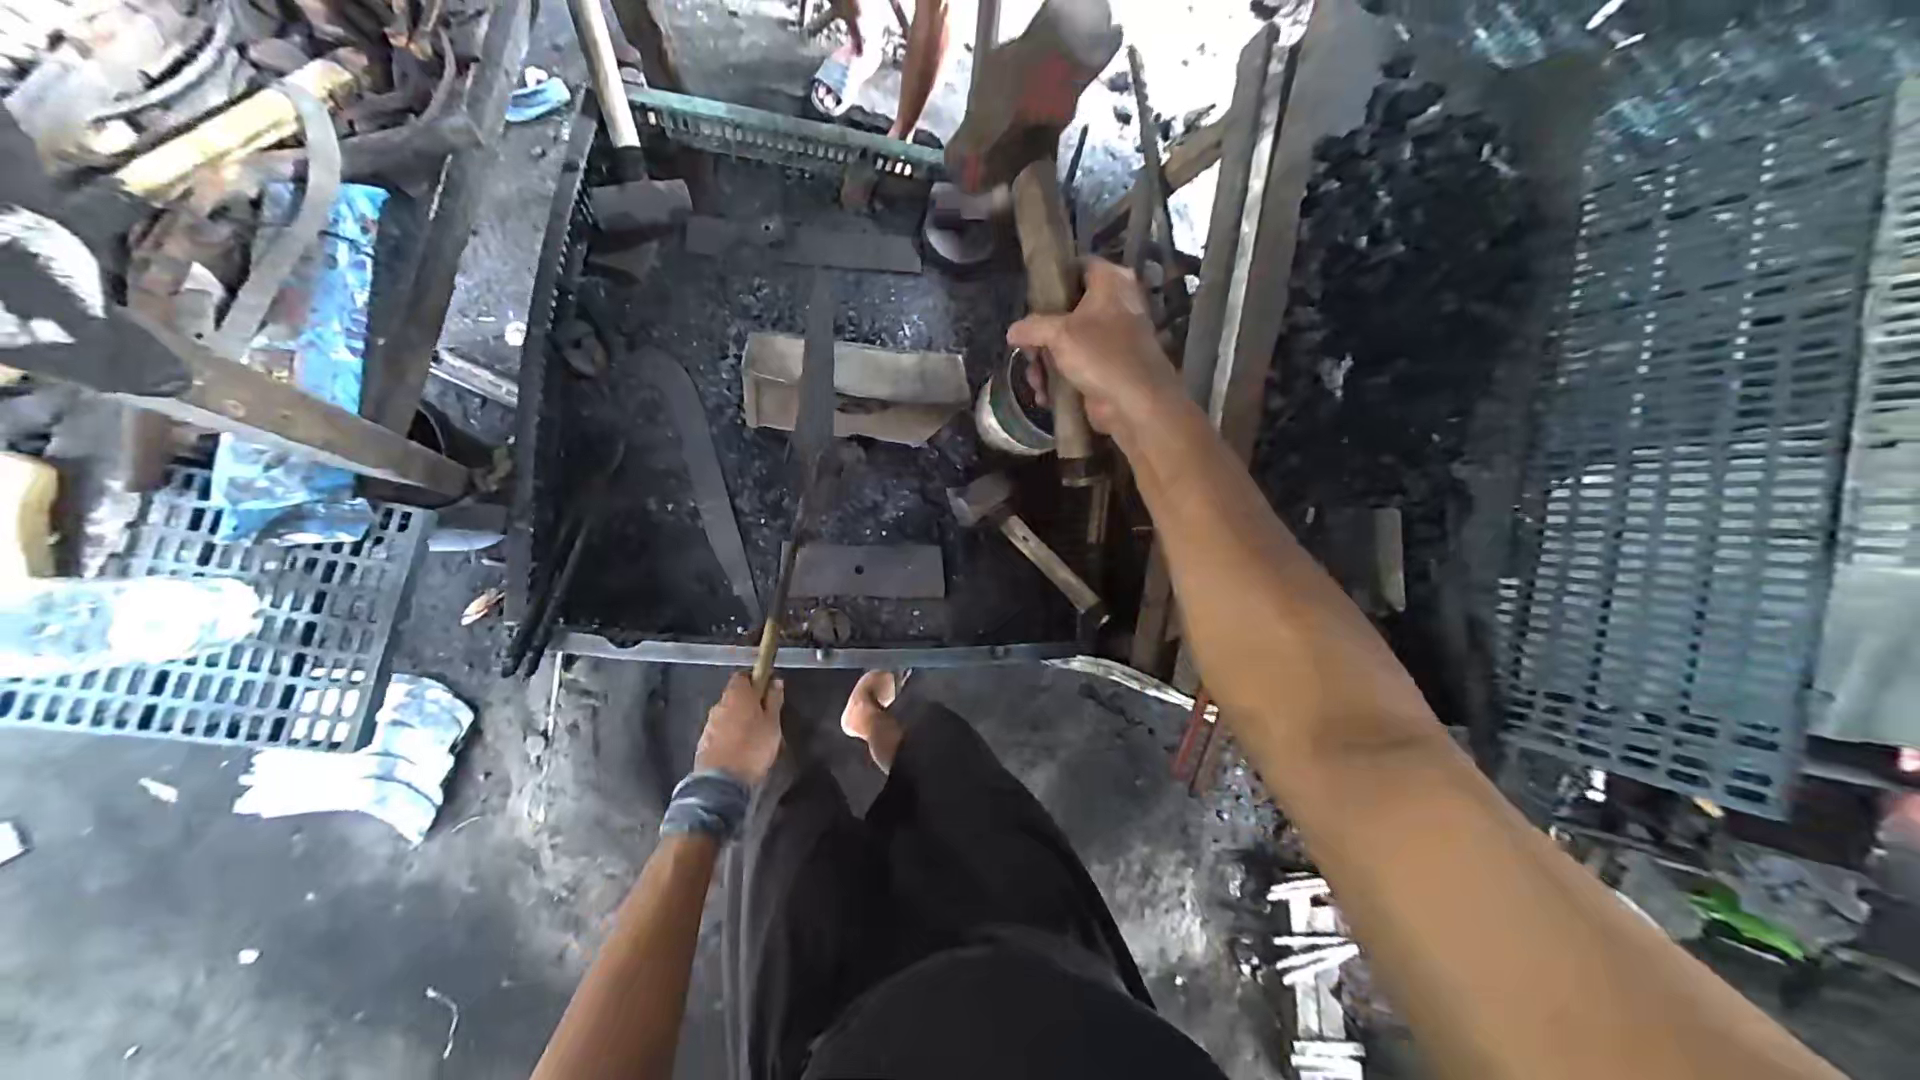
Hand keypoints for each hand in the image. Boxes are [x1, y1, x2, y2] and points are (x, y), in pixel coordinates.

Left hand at [693, 674, 783, 786]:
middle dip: (748, 702)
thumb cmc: (753, 747)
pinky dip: (730, 733)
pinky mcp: (703, 741)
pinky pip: (720, 730)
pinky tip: (740, 747)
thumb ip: (774, 700)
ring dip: (739, 719)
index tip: (768, 690)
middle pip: (735, 695)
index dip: (756, 679)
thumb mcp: (772, 723)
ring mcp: (709, 723)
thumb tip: (775, 680)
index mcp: (737, 694)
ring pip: (727, 713)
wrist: (722, 783)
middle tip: (765, 716)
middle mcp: (719, 704)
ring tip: (754, 736)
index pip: (743, 675)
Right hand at [1006, 258, 1186, 442]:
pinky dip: (1059, 379)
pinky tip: (1046, 395)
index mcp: (1111, 282)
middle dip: (1041, 336)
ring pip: (1067, 342)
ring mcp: (1111, 338)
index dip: (1053, 280)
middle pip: (1066, 310)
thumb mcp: (1059, 334)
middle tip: (1028, 351)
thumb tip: (1012, 332)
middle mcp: (1114, 304)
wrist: (1135, 402)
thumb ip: (1031, 327)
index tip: (1030, 300)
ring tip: (1037, 381)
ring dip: (1045, 363)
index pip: (1077, 266)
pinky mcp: (1106, 367)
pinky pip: (1075, 366)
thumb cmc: (1101, 355)